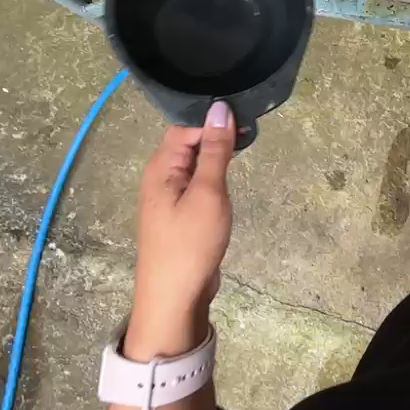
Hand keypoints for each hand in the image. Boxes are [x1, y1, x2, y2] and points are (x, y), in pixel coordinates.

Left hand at [125, 101, 236, 360]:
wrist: (174, 300)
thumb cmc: (190, 243)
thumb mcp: (208, 192)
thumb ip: (214, 150)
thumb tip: (220, 108)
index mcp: (160, 166)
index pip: (186, 126)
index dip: (213, 120)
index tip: (245, 121)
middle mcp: (160, 176)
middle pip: (188, 140)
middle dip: (217, 133)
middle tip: (250, 130)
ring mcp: (168, 195)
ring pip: (194, 160)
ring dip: (217, 153)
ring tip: (245, 145)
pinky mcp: (179, 211)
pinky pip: (197, 179)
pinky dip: (214, 172)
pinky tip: (231, 173)